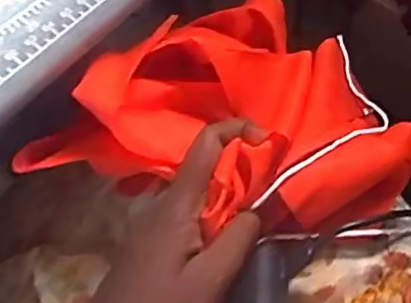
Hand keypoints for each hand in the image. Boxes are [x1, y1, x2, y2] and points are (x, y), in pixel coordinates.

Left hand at [93, 119, 264, 302]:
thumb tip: (255, 208)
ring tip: (239, 220)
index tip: (266, 142)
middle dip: (236, 169)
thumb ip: (239, 237)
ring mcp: (147, 219)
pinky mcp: (144, 240)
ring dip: (221, 194)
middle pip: (204, 164)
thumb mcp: (209, 282)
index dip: (239, 127)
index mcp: (175, 200)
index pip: (208, 139)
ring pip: (194, 188)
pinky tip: (212, 241)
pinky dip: (205, 212)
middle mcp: (159, 199)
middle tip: (259, 194)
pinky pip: (182, 209)